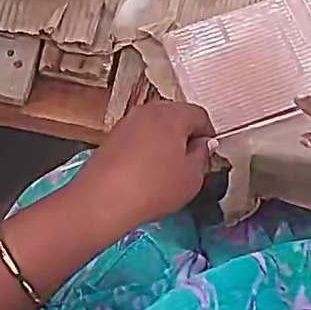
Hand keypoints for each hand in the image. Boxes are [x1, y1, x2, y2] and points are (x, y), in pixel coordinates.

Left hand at [61, 101, 216, 235]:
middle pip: (175, 116)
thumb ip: (202, 156)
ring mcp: (127, 122)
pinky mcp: (111, 136)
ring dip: (164, 142)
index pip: (199, 115)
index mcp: (171, 114)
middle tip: (189, 163)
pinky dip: (145, 148)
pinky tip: (145, 172)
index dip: (208, 135)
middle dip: (185, 136)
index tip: (208, 156)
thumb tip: (202, 143)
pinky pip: (138, 137)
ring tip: (165, 170)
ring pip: (155, 126)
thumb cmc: (154, 186)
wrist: (102, 199)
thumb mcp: (191, 177)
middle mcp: (148, 110)